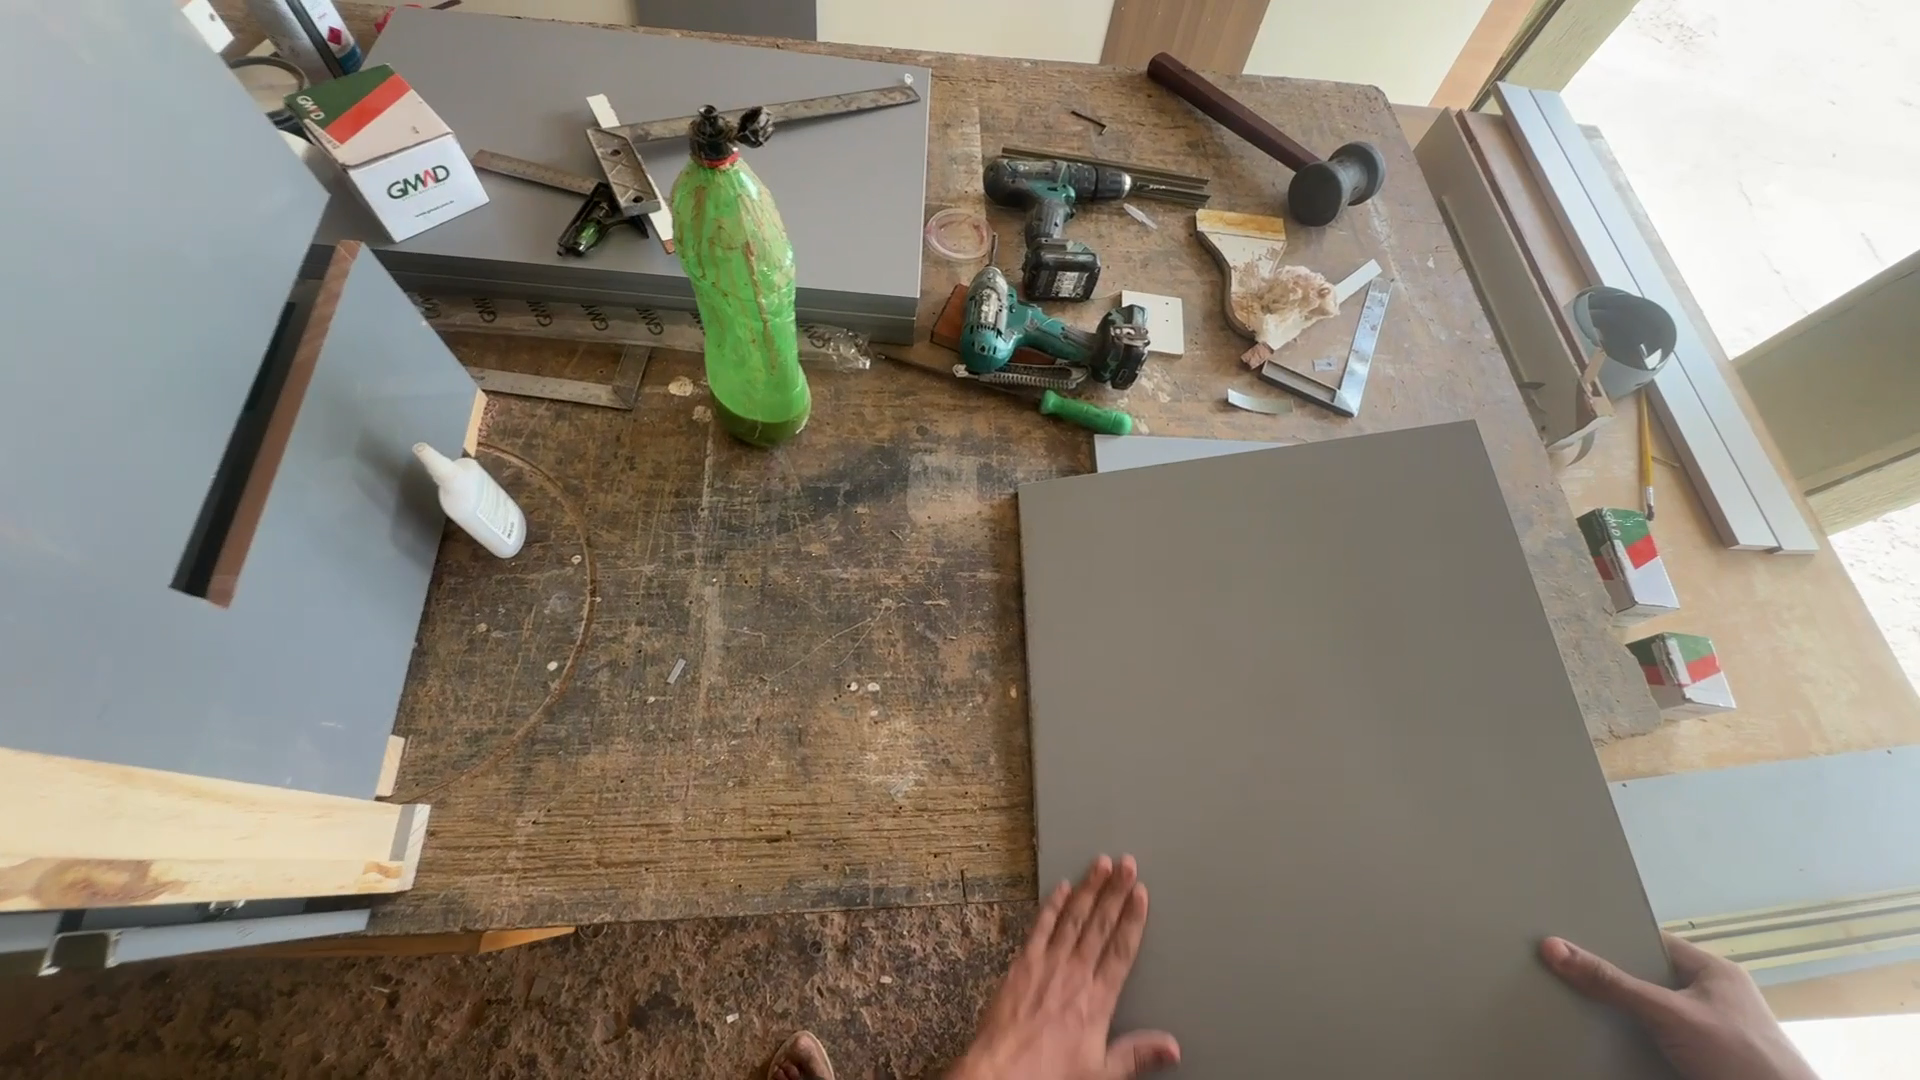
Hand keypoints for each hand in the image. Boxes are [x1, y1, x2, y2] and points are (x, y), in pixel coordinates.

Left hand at [951, 855, 1178, 1079]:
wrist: (1002, 1075)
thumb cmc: (1050, 1075)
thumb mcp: (1101, 1073)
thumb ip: (1137, 1054)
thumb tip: (1172, 1046)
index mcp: (1097, 1000)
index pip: (1121, 950)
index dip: (1132, 919)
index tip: (1141, 893)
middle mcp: (1074, 974)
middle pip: (1100, 924)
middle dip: (1115, 892)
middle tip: (1126, 864)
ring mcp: (1047, 964)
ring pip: (1073, 917)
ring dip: (1088, 888)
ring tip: (1101, 864)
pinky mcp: (1022, 963)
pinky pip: (1040, 926)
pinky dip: (1052, 905)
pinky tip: (1061, 886)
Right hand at [1541, 933, 1817, 1079]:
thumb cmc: (1741, 1057)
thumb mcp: (1669, 1014)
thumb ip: (1611, 982)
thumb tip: (1550, 946)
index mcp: (1715, 970)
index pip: (1650, 941)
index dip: (1611, 937)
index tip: (1569, 934)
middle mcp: (1713, 995)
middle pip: (1644, 975)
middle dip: (1609, 975)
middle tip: (1564, 966)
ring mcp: (1710, 1029)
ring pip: (1648, 1007)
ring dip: (1619, 1009)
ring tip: (1575, 997)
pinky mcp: (1703, 1058)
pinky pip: (1654, 1035)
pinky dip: (1630, 1034)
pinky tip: (1602, 1032)